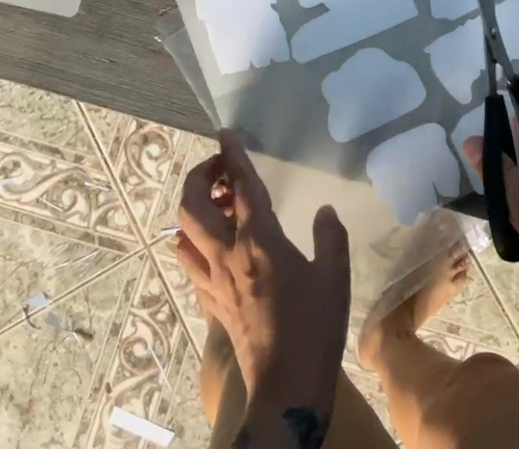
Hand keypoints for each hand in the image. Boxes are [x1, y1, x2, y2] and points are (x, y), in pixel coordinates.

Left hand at [174, 131, 349, 444]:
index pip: (242, 186)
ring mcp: (213, 279)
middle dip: (200, 176)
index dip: (233, 155)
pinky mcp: (210, 301)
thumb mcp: (334, 278)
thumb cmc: (314, 329)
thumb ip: (330, 238)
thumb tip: (325, 211)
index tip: (227, 133)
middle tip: (222, 167)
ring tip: (221, 201)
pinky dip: (192, 240)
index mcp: (259, 241)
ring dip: (195, 206)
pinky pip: (189, 261)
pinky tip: (212, 242)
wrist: (284, 386)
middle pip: (194, 204)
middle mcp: (227, 254)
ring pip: (184, 231)